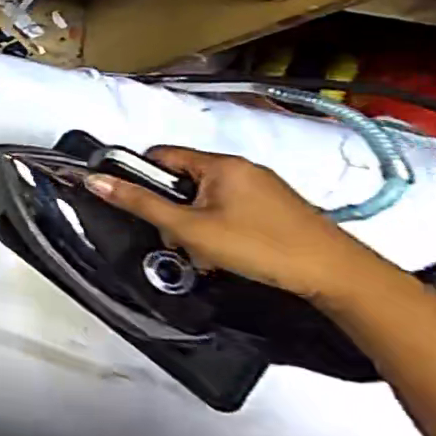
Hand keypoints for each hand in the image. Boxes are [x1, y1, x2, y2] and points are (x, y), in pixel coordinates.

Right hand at [87, 147, 395, 303]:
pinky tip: (227, 254)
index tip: (141, 205)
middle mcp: (242, 168)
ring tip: (205, 252)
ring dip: (194, 223)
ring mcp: (264, 188)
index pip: (160, 155)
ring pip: (205, 198)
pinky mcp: (279, 210)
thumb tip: (93, 179)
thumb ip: (139, 202)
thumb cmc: (261, 247)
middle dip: (171, 208)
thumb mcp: (189, 228)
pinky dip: (218, 228)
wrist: (343, 279)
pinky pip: (230, 209)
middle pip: (182, 179)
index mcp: (220, 164)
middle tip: (176, 237)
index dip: (142, 177)